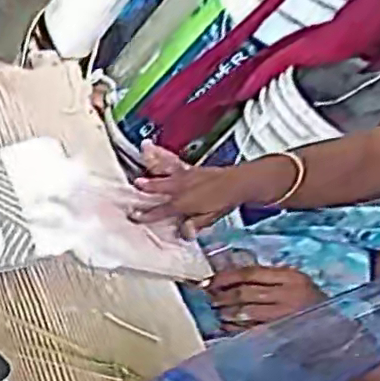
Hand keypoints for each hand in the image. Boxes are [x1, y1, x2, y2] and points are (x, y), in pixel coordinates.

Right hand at [130, 143, 275, 235]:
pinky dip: (163, 156)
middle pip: (161, 186)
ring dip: (154, 159)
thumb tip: (185, 232)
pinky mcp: (191, 169)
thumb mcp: (209, 218)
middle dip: (148, 185)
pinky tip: (154, 150)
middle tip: (135, 183)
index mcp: (183, 202)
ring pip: (167, 166)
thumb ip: (194, 225)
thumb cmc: (226, 200)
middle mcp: (183, 186)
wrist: (246, 181)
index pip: (159, 211)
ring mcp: (187, 175)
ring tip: (145, 149)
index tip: (132, 216)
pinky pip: (173, 162)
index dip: (145, 214)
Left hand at [206, 265, 324, 328]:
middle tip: (208, 300)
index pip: (250, 273)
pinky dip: (230, 327)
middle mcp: (288, 293)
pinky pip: (245, 328)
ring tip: (216, 313)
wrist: (330, 325)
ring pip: (242, 310)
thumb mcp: (289, 285)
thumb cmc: (303, 302)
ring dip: (223, 312)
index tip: (206, 282)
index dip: (224, 277)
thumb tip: (222, 282)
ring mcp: (283, 313)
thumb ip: (262, 281)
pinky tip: (224, 326)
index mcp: (290, 277)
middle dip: (220, 297)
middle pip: (243, 292)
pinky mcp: (276, 330)